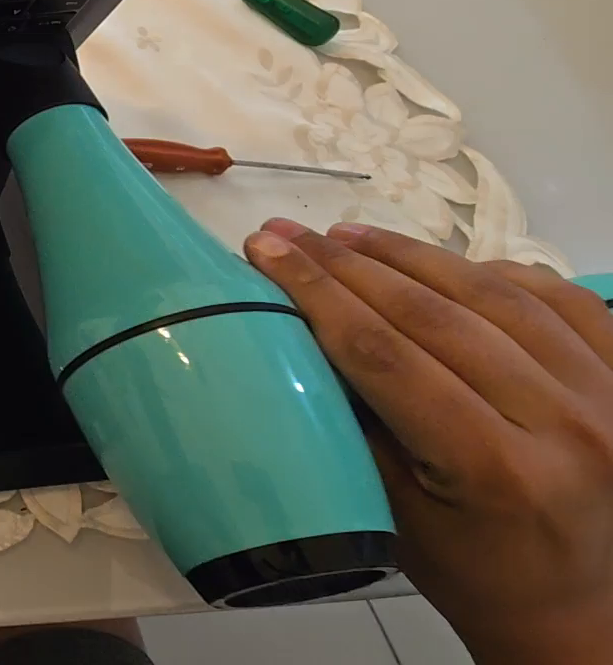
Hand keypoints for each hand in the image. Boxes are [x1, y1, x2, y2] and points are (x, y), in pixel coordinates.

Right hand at [244, 220, 612, 664]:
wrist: (576, 607)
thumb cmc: (459, 562)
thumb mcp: (381, 498)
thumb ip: (345, 412)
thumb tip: (293, 327)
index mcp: (495, 467)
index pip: (383, 352)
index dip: (314, 291)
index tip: (262, 249)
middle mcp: (571, 428)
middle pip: (435, 315)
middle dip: (343, 264)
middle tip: (283, 232)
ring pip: (497, 296)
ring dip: (409, 254)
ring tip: (345, 234)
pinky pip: (567, 303)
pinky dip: (498, 271)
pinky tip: (442, 263)